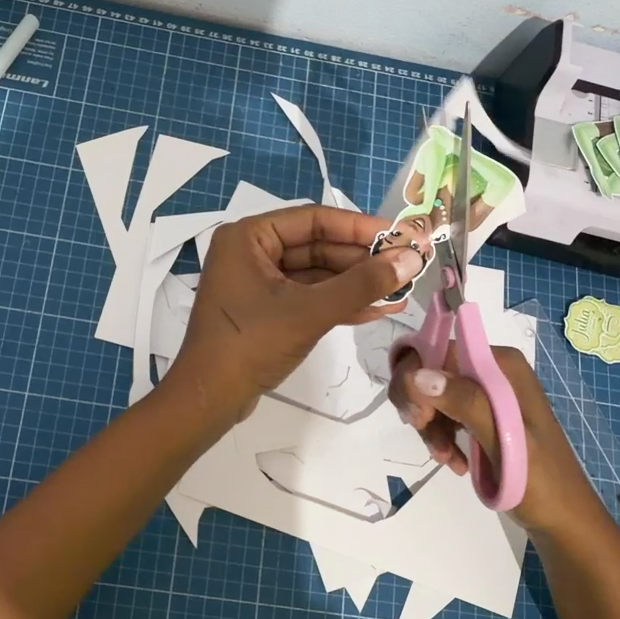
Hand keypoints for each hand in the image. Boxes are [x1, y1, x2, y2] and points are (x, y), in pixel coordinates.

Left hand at [165, 205, 423, 425]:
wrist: (208, 399)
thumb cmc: (250, 345)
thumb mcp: (310, 311)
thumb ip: (362, 284)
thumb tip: (411, 259)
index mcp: (248, 237)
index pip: (315, 219)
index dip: (361, 228)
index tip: (402, 236)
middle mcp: (250, 252)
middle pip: (317, 245)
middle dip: (363, 260)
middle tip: (408, 268)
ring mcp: (257, 283)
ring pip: (316, 274)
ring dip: (356, 284)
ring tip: (401, 292)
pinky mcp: (265, 311)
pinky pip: (308, 296)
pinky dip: (339, 303)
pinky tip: (377, 310)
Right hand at [389, 344, 601, 536]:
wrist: (562, 516)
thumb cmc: (541, 480)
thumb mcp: (503, 441)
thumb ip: (465, 404)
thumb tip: (418, 375)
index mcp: (501, 365)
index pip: (437, 349)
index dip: (415, 379)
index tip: (420, 419)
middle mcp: (492, 369)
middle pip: (428, 371)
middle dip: (419, 405)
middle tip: (430, 439)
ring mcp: (486, 392)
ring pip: (430, 395)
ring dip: (430, 428)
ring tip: (448, 458)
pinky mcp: (480, 413)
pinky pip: (442, 413)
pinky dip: (439, 436)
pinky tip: (454, 460)